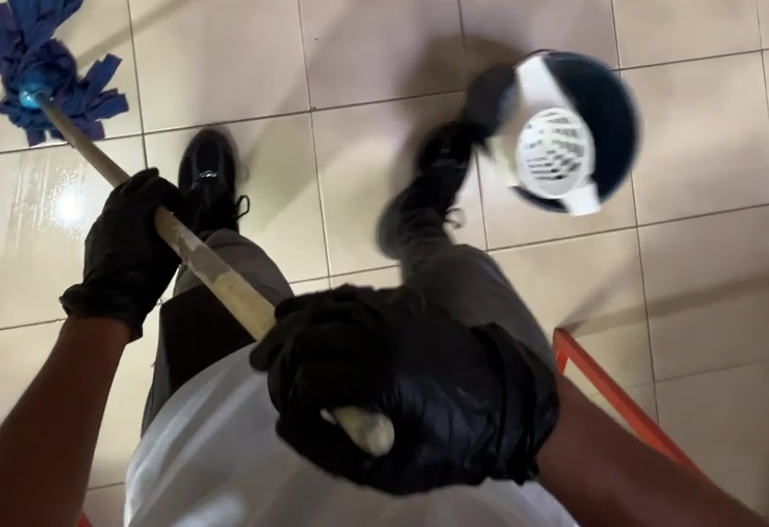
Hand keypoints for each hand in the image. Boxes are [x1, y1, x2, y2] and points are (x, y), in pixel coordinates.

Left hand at [59, 169, 181, 339]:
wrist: (110, 301)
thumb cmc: (146, 275)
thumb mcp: (172, 247)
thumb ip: (186, 216)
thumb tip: (198, 193)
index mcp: (134, 209)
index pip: (156, 184)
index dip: (172, 191)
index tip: (180, 206)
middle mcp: (115, 208)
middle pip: (134, 182)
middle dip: (152, 184)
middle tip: (168, 198)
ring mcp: (102, 219)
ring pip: (119, 193)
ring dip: (136, 194)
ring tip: (150, 204)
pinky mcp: (95, 232)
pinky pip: (111, 210)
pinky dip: (123, 208)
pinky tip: (132, 222)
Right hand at [250, 286, 558, 494]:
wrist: (507, 404)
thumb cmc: (453, 446)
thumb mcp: (393, 473)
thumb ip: (333, 451)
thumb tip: (288, 425)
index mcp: (379, 378)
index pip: (310, 379)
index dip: (288, 396)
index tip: (285, 412)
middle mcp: (379, 335)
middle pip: (310, 335)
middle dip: (280, 354)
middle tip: (261, 368)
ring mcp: (391, 312)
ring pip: (327, 306)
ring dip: (293, 320)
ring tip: (269, 336)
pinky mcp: (401, 303)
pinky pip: (351, 295)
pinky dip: (321, 301)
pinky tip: (303, 310)